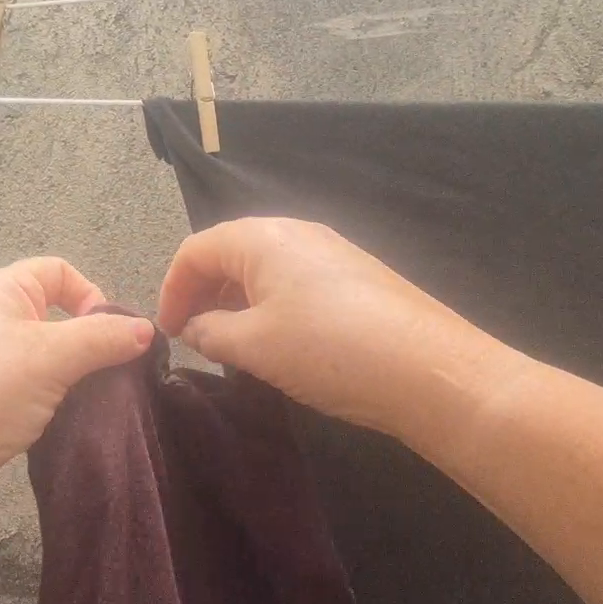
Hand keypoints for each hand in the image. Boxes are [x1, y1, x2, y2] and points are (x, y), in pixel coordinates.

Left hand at [0, 258, 153, 521]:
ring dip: (74, 381)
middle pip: (55, 318)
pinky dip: (54, 407)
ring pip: (47, 362)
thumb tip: (145, 329)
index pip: (58, 272)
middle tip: (114, 377)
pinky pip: (33, 396)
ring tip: (98, 406)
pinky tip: (71, 428)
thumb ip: (102, 338)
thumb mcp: (51, 354)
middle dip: (89, 344)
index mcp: (1, 291)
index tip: (113, 336)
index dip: (90, 295)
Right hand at [157, 217, 521, 443]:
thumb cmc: (328, 350)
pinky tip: (279, 342)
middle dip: (202, 293)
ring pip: (263, 267)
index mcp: (261, 237)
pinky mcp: (356, 275)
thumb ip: (210, 332)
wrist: (433, 372)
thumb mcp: (254, 346)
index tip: (168, 331)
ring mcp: (330, 250)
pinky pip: (294, 279)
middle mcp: (294, 231)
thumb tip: (194, 328)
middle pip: (228, 253)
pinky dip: (270, 304)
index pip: (195, 250)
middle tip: (194, 338)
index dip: (172, 289)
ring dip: (235, 301)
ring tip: (232, 344)